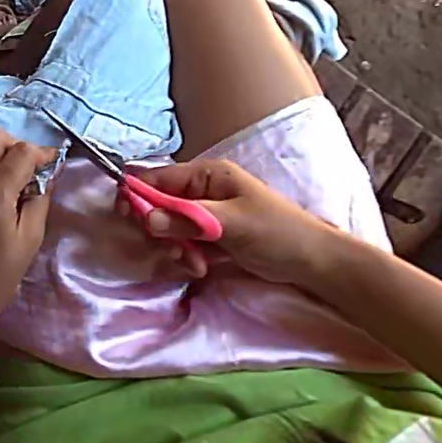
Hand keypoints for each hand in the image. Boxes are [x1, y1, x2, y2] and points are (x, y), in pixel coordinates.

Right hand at [130, 158, 348, 282]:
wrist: (313, 262)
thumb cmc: (277, 232)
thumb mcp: (231, 224)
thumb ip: (187, 220)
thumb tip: (147, 218)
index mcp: (207, 174)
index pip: (158, 178)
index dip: (138, 196)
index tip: (128, 219)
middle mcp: (202, 190)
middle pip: (158, 204)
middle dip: (160, 230)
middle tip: (173, 250)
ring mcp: (205, 214)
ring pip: (168, 228)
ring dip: (174, 247)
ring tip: (194, 263)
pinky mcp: (210, 236)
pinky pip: (182, 242)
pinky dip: (185, 256)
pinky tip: (199, 268)